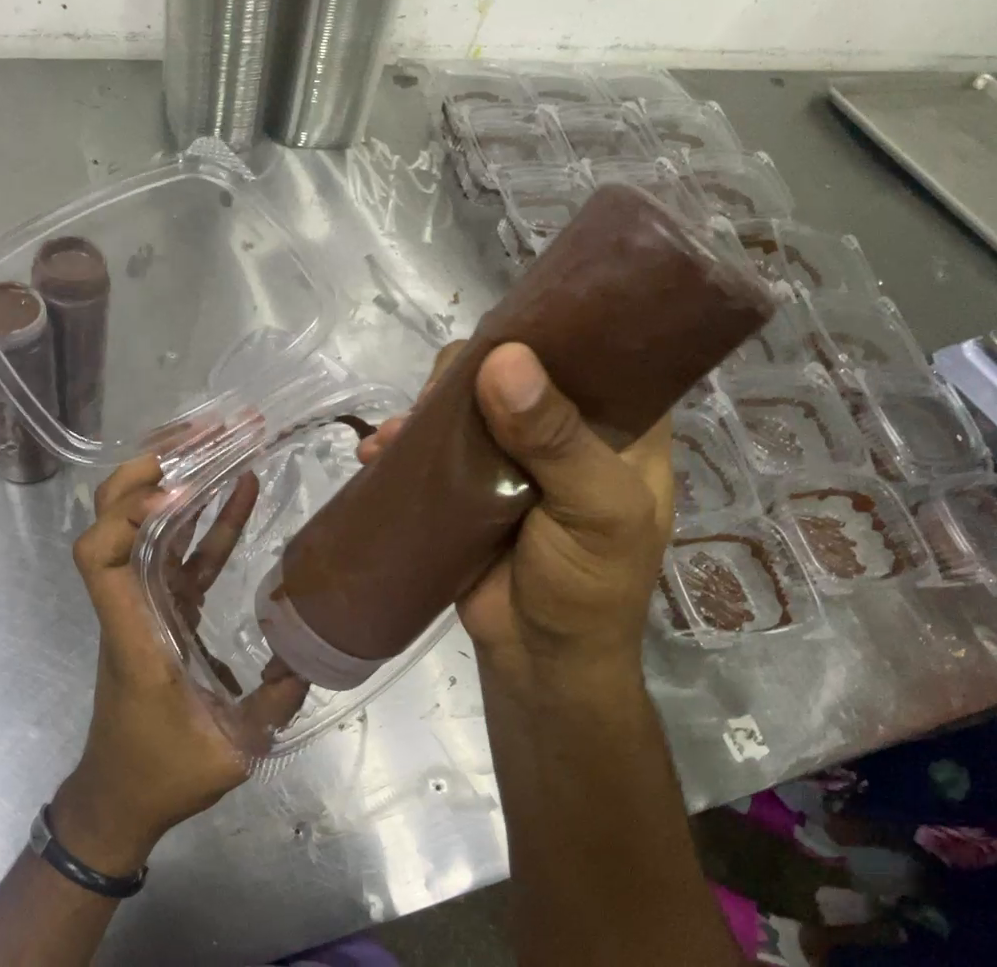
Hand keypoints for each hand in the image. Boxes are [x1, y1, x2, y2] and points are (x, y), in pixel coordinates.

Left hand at [54, 456, 309, 876]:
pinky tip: (242, 489)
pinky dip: (209, 521)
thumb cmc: (161, 774)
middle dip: (153, 469)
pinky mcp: (165, 608)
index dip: (126, 514)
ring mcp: (146, 601)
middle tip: (207, 431)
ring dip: (184, 481)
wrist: (121, 799)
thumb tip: (319, 650)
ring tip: (229, 438)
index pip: (99, 558)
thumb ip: (276, 701)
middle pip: (113, 519)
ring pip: (150, 526)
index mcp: (133, 633)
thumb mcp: (230, 749)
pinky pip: (184, 553)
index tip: (178, 490)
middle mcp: (131, 604)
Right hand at [359, 341, 673, 693]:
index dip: (546, 332)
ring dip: (425, 409)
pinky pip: (434, 447)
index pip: (591, 353)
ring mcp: (512, 456)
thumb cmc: (589, 588)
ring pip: (466, 403)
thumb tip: (503, 359)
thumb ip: (556, 438)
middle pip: (513, 369)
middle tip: (435, 400)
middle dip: (466, 375)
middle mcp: (566, 430)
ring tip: (395, 435)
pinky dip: (402, 445)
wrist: (537, 662)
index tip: (498, 335)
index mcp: (622, 426)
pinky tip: (374, 454)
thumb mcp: (595, 511)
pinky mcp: (469, 484)